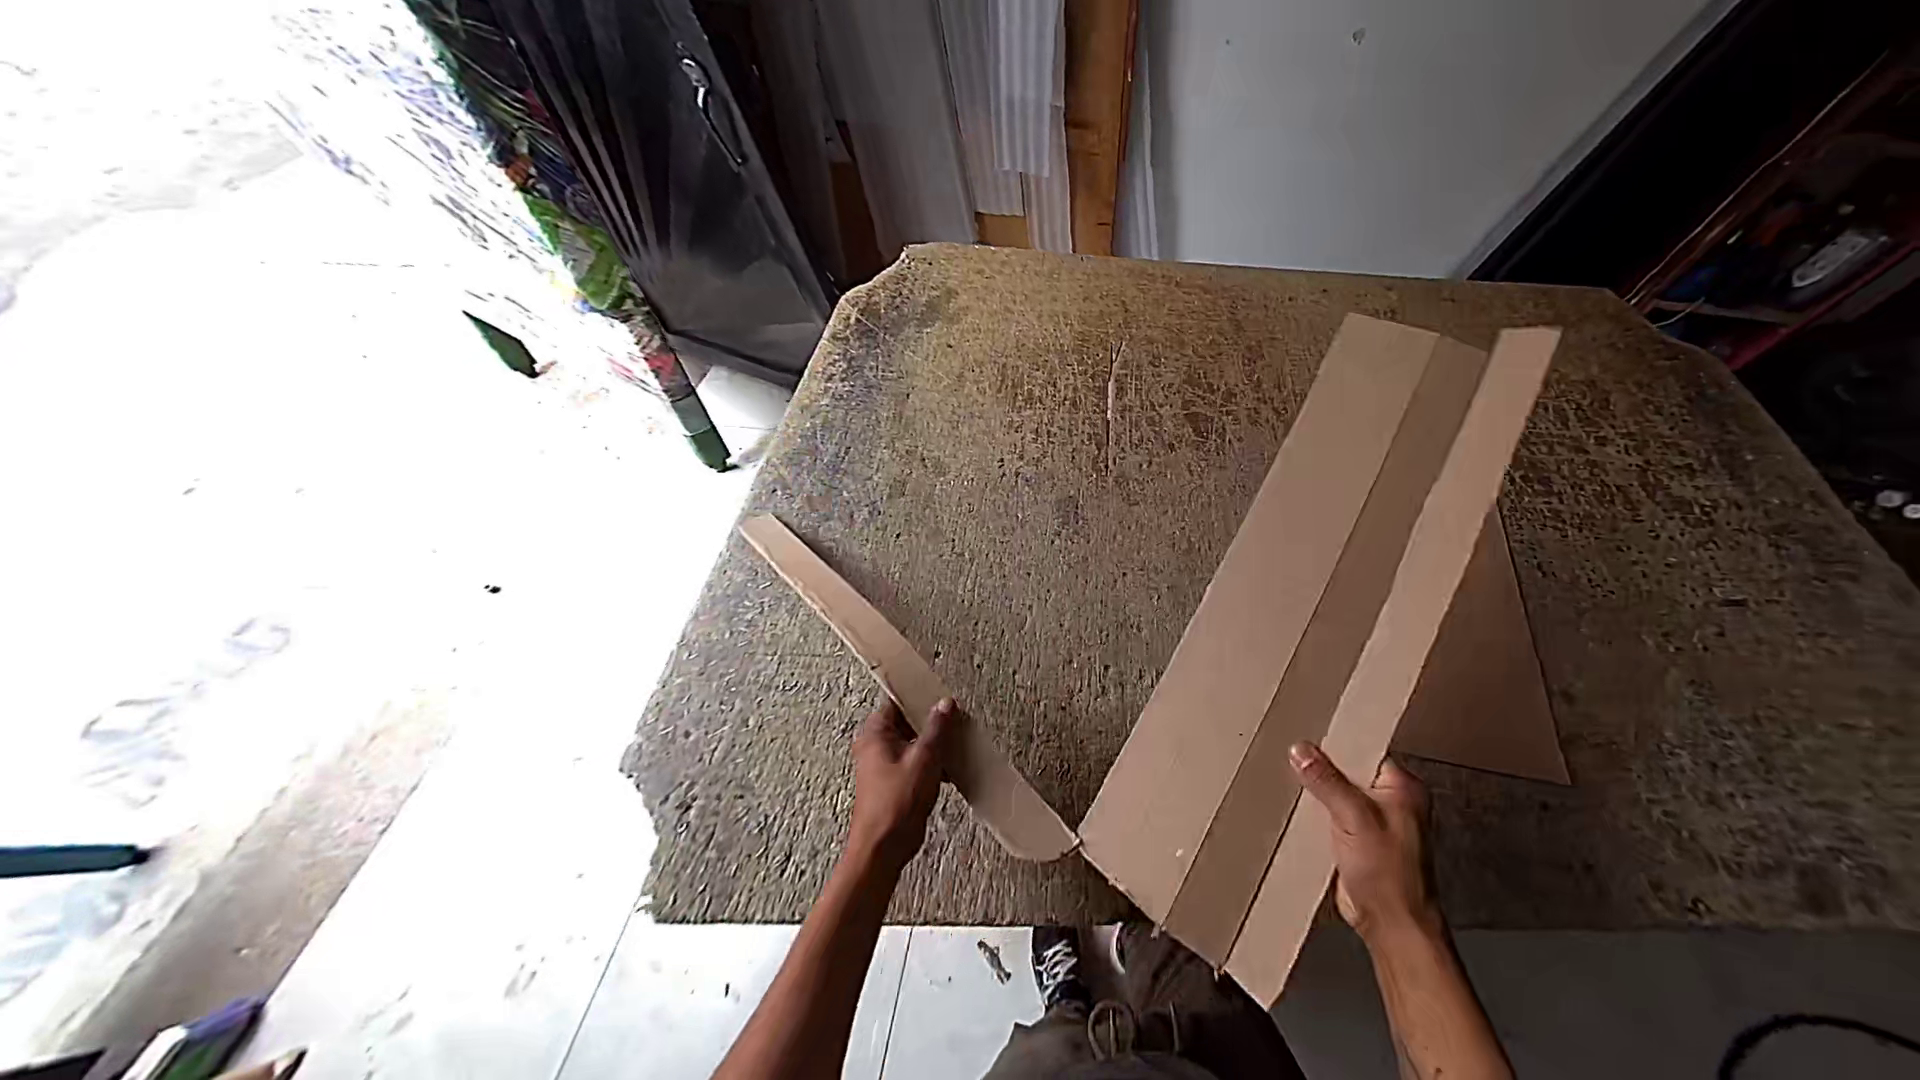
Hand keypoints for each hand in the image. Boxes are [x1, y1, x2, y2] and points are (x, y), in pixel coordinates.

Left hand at [847, 698, 954, 873]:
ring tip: (954, 747)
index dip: (920, 698)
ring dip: (933, 746)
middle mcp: (875, 746)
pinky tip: (948, 770)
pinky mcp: (893, 783)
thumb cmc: (893, 806)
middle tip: (953, 723)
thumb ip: (937, 729)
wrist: (883, 848)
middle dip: (931, 724)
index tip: (940, 697)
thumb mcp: (924, 759)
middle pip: (907, 722)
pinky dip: (930, 763)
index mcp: (875, 733)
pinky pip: (914, 763)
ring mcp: (883, 765)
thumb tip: (945, 705)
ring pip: (912, 744)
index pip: (898, 701)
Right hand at [1289, 742, 1438, 940]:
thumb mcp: (1355, 818)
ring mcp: (1370, 820)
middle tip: (1292, 756)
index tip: (1306, 736)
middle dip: (1319, 767)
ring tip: (1289, 779)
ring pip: (1333, 791)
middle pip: (1345, 769)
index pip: (1364, 749)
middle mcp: (1389, 801)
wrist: (1390, 925)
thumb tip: (1302, 750)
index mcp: (1402, 788)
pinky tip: (1296, 808)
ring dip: (1314, 791)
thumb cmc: (1391, 877)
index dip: (1336, 743)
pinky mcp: (1353, 837)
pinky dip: (1312, 811)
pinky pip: (1327, 813)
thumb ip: (1327, 781)